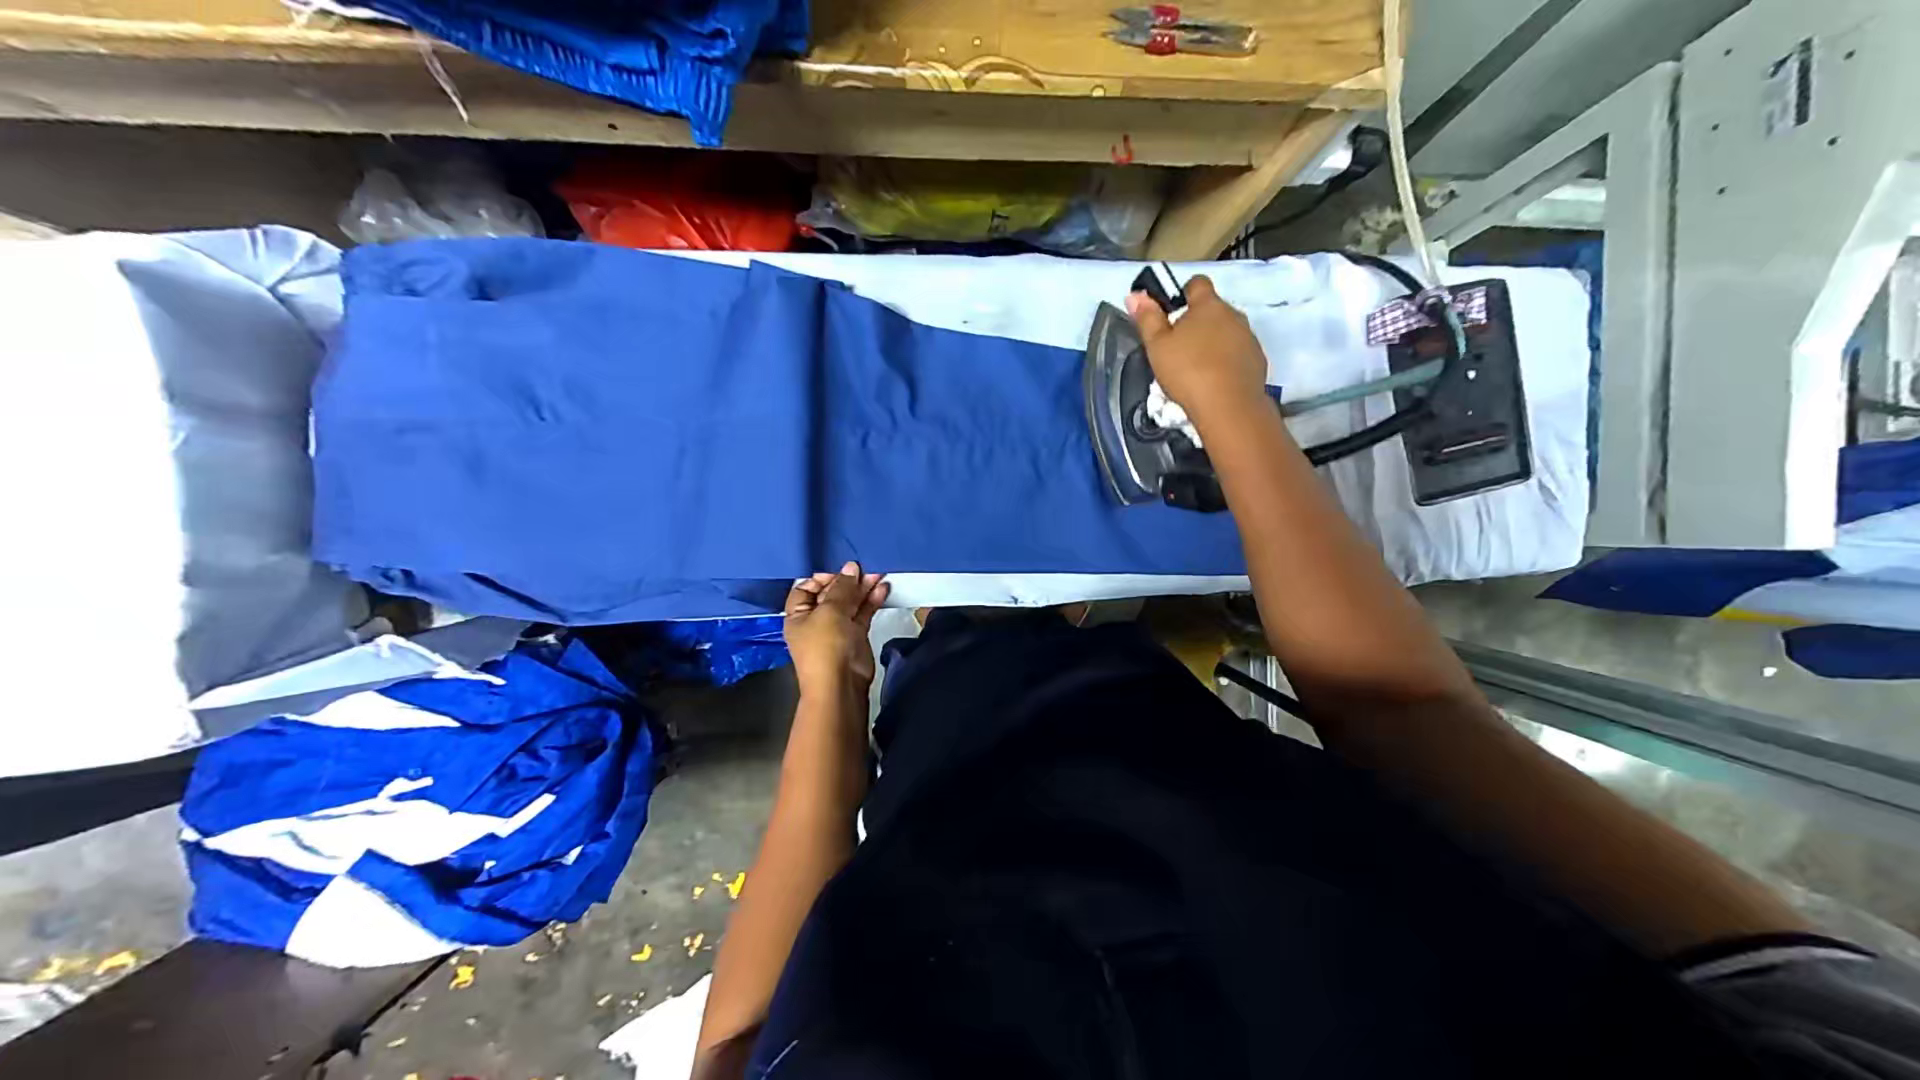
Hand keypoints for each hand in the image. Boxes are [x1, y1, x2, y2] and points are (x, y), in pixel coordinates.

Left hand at [784, 561, 890, 692]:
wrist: (840, 684)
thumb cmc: (825, 646)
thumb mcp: (830, 611)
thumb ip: (843, 587)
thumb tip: (851, 567)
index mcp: (798, 615)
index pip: (805, 588)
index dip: (821, 578)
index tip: (840, 572)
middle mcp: (815, 620)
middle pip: (830, 594)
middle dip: (847, 581)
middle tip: (864, 569)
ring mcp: (836, 628)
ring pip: (849, 602)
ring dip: (862, 589)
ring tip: (878, 575)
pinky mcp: (855, 635)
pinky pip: (862, 613)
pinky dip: (871, 601)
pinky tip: (882, 589)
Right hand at [1126, 275, 1270, 426]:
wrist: (1228, 405)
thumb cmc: (1187, 371)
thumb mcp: (1157, 346)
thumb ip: (1147, 318)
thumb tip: (1135, 294)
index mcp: (1207, 305)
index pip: (1198, 283)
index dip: (1184, 292)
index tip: (1173, 311)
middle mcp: (1233, 314)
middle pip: (1213, 309)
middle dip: (1198, 321)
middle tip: (1179, 347)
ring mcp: (1248, 336)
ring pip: (1227, 330)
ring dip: (1214, 341)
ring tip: (1197, 367)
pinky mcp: (1257, 359)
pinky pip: (1239, 351)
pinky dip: (1227, 359)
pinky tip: (1215, 379)